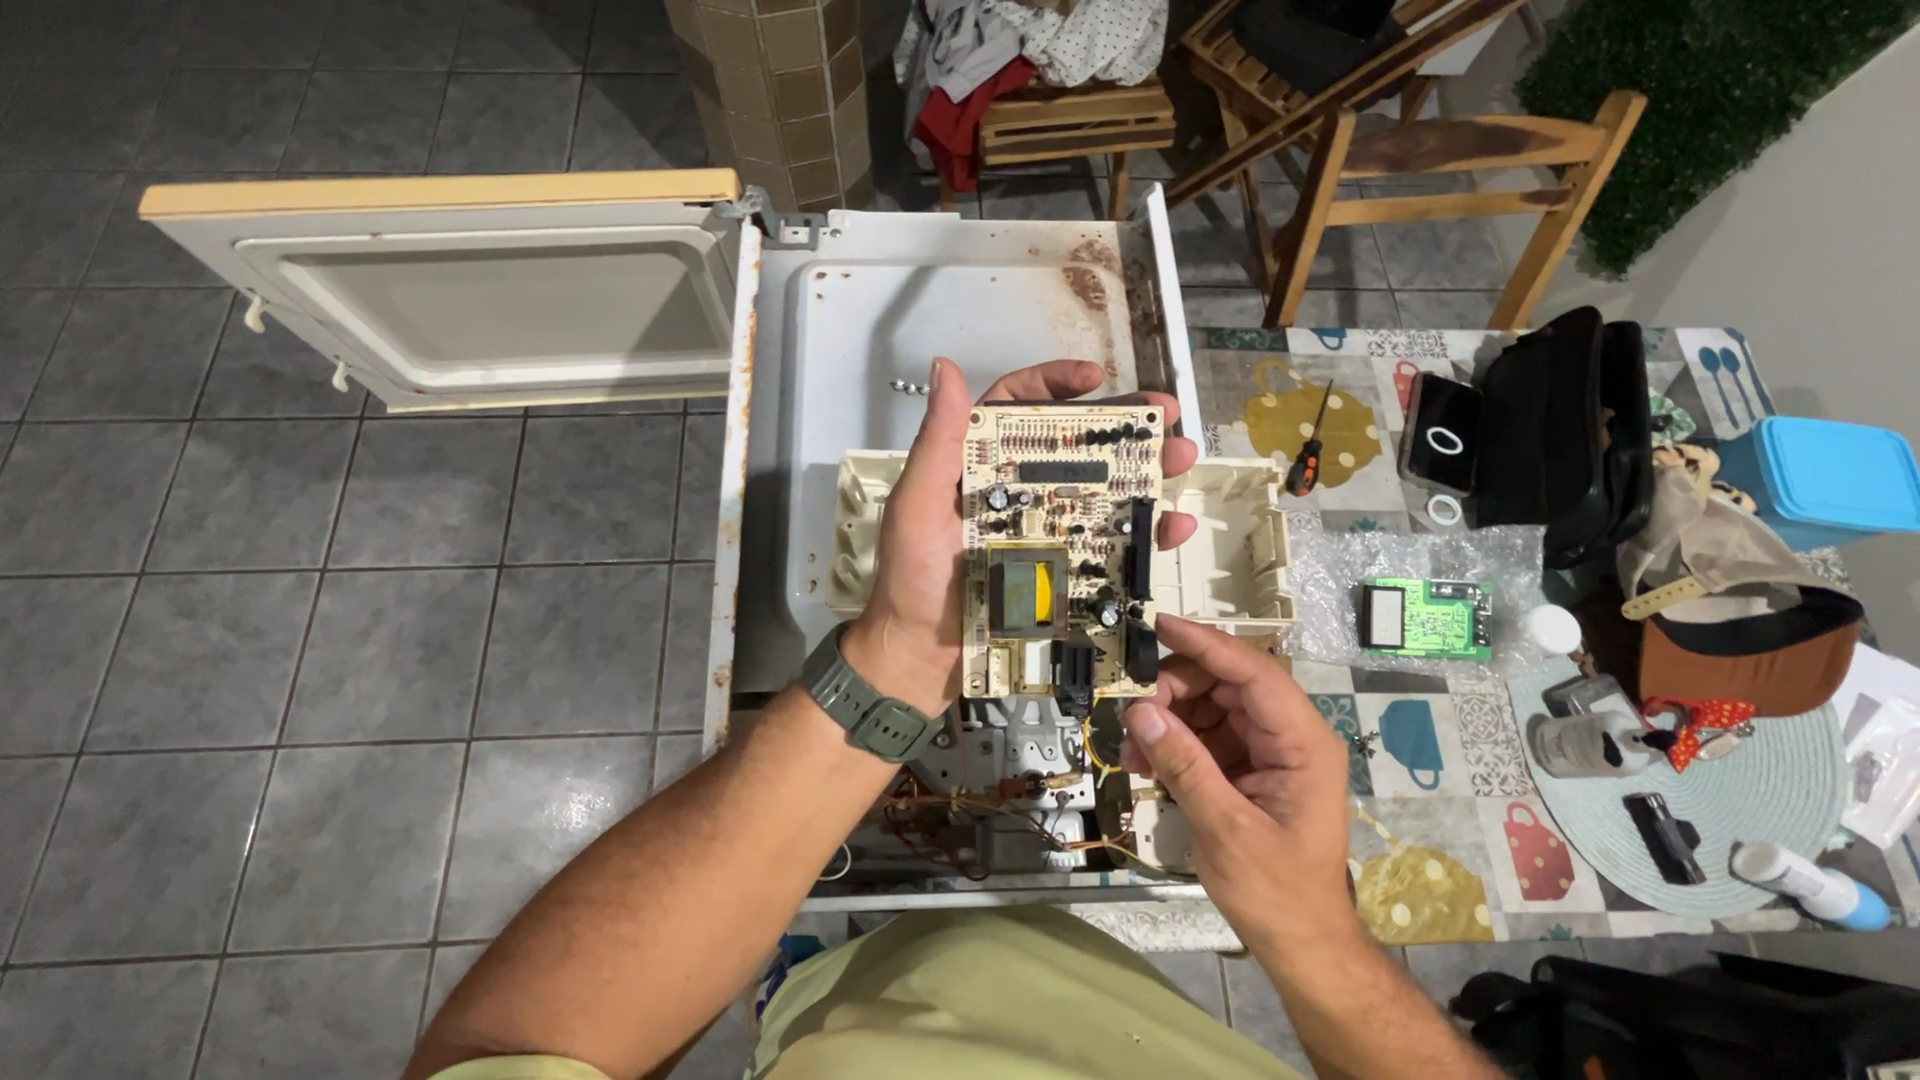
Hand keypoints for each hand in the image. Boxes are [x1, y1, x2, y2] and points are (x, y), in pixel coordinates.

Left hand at [841, 357, 1199, 715]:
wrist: (920, 656)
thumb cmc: (912, 577)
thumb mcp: (918, 504)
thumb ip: (938, 440)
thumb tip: (944, 365)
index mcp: (978, 465)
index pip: (1018, 407)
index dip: (1055, 385)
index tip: (1095, 377)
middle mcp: (1016, 490)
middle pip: (1075, 444)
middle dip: (1124, 424)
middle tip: (1169, 414)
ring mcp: (1044, 530)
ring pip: (1103, 490)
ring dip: (1147, 470)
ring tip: (1184, 459)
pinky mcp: (1064, 570)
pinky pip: (1112, 546)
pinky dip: (1146, 534)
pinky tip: (1175, 526)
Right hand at [1119, 615, 1357, 944]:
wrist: (1300, 940)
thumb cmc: (1276, 890)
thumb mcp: (1226, 828)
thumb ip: (1184, 765)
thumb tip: (1140, 712)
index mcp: (1303, 742)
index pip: (1254, 672)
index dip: (1206, 645)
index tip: (1161, 626)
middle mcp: (1288, 735)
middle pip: (1227, 683)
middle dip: (1176, 690)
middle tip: (1134, 714)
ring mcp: (1267, 750)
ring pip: (1210, 705)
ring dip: (1168, 719)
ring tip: (1133, 750)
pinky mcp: (1247, 767)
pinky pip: (1204, 735)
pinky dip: (1173, 742)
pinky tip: (1145, 762)